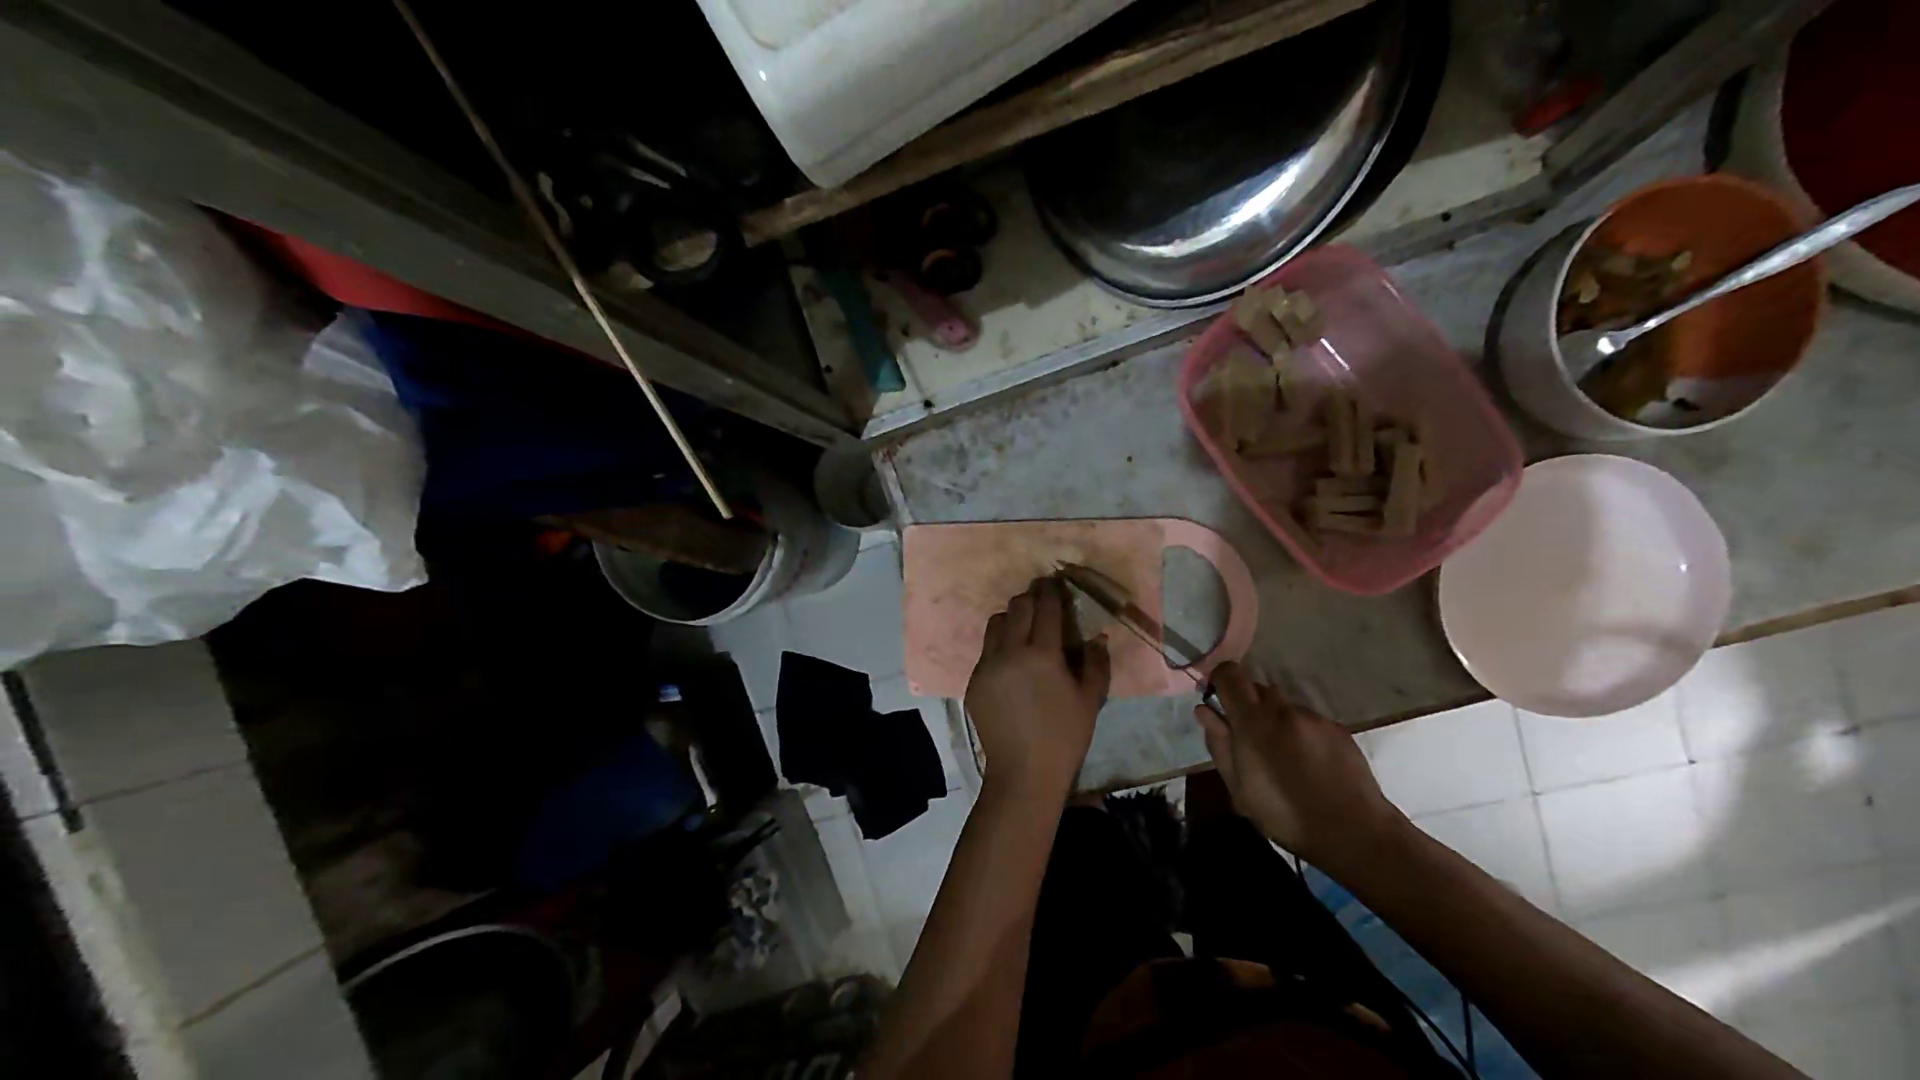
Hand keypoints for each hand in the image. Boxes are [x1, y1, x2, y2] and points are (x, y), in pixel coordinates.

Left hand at [964, 577, 1111, 793]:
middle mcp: (1010, 652)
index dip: (1051, 590)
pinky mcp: (974, 681)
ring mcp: (987, 666)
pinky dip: (999, 645)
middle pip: (1016, 608)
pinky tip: (1011, 662)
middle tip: (1041, 598)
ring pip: (995, 624)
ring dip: (1010, 618)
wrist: (1024, 772)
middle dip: (1030, 598)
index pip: (1045, 607)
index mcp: (1042, 654)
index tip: (1054, 581)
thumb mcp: (1090, 699)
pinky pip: (985, 651)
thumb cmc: (1065, 736)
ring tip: (1023, 627)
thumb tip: (1096, 637)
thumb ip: (1096, 663)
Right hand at [1195, 662, 1405, 865]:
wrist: (1354, 832)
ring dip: (1274, 720)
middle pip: (1257, 688)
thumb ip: (1219, 744)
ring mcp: (1314, 717)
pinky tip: (1307, 763)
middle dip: (1247, 705)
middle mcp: (1284, 710)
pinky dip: (1299, 732)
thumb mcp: (1238, 788)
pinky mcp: (1338, 728)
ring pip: (1283, 706)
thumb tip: (1205, 711)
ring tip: (1281, 756)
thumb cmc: (1285, 815)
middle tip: (1247, 738)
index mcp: (1254, 722)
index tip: (1216, 700)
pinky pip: (1307, 720)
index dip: (1220, 680)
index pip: (1230, 674)